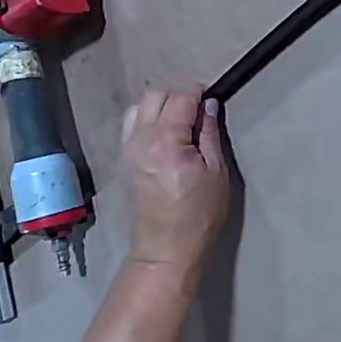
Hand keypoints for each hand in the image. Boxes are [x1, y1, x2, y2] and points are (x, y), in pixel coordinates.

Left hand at [120, 84, 230, 273]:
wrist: (167, 248)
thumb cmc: (199, 215)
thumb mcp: (216, 173)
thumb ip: (210, 134)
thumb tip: (209, 106)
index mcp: (166, 141)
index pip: (180, 99)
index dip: (197, 93)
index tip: (210, 97)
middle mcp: (141, 139)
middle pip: (154, 96)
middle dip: (177, 97)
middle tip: (196, 114)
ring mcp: (127, 150)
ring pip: (138, 108)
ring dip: (159, 108)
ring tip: (178, 126)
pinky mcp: (123, 161)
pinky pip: (130, 127)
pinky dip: (146, 122)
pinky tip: (163, 138)